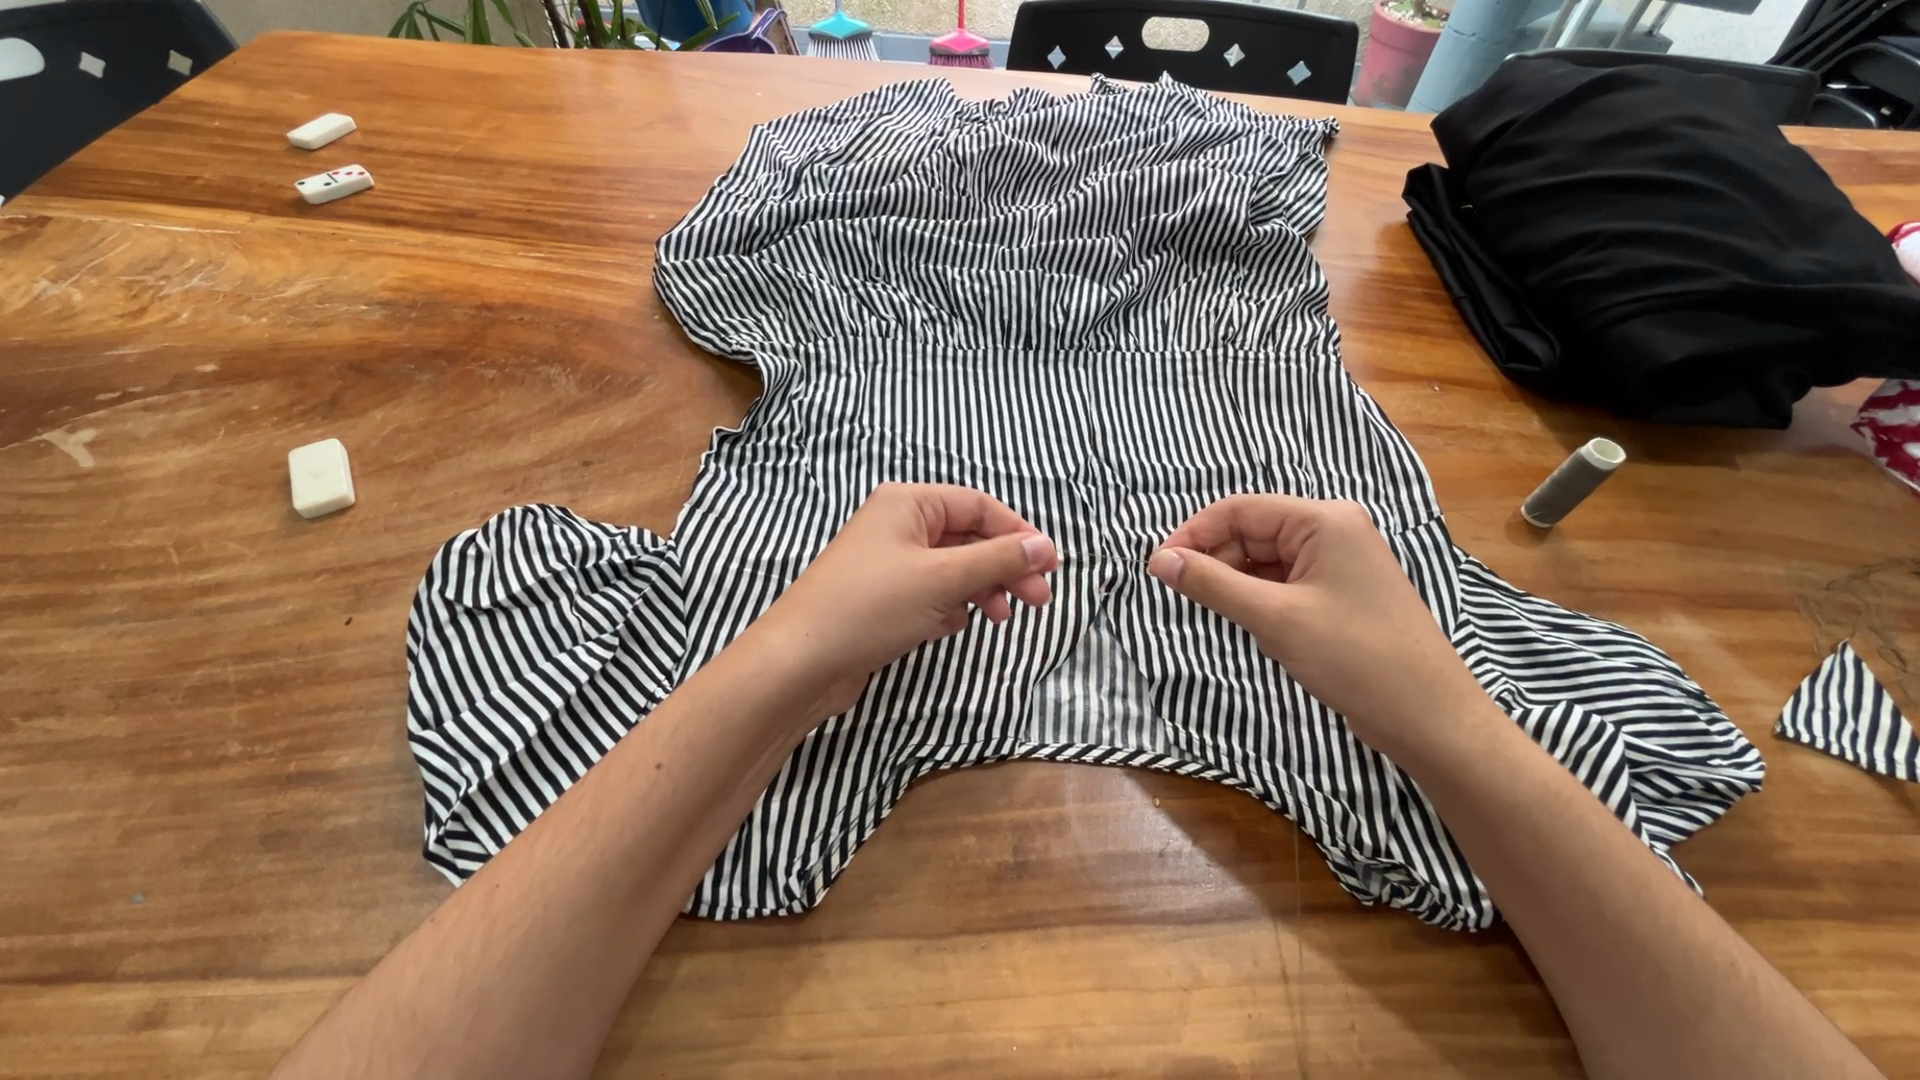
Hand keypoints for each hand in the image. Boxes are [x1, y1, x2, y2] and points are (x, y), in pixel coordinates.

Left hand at [748, 484, 1058, 721]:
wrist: (800, 663)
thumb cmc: (871, 607)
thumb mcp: (942, 580)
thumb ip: (997, 560)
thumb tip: (1044, 546)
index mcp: (908, 503)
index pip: (979, 507)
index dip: (1018, 534)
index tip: (1051, 567)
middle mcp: (898, 526)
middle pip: (968, 538)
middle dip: (1003, 567)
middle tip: (1036, 601)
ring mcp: (888, 564)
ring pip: (951, 569)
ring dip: (980, 590)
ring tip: (999, 618)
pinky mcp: (882, 599)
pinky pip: (930, 594)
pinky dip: (948, 607)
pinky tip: (950, 627)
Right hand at [1147, 496, 1486, 757]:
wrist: (1430, 718)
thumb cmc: (1355, 659)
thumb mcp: (1273, 618)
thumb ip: (1211, 584)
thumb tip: (1159, 560)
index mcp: (1323, 520)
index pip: (1239, 510)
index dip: (1193, 534)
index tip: (1158, 569)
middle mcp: (1333, 530)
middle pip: (1251, 532)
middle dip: (1214, 560)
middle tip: (1182, 597)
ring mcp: (1339, 563)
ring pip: (1264, 560)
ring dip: (1234, 582)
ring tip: (1216, 614)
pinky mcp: (1340, 594)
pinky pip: (1284, 582)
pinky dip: (1258, 599)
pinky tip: (1251, 625)